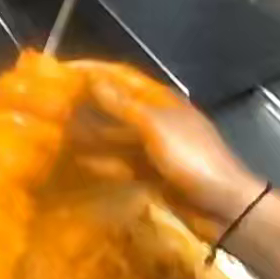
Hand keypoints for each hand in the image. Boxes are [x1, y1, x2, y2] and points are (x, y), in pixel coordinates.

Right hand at [71, 61, 265, 221]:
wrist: (226, 207)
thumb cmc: (194, 159)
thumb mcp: (156, 128)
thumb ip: (123, 105)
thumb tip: (93, 80)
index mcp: (161, 101)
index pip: (122, 78)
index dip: (93, 73)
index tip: (62, 72)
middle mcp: (156, 119)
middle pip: (117, 108)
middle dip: (88, 107)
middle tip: (53, 108)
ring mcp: (155, 148)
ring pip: (116, 137)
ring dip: (92, 136)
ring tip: (59, 136)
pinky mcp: (153, 174)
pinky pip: (123, 163)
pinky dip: (104, 162)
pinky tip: (81, 163)